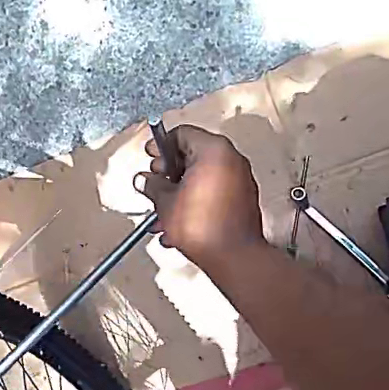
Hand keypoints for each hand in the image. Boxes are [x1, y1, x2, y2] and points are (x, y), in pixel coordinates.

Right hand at [137, 125, 267, 269]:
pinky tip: (180, 219)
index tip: (151, 155)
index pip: (182, 134)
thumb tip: (145, 181)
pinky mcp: (243, 197)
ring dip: (180, 188)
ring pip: (202, 175)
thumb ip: (152, 186)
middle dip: (169, 170)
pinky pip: (214, 190)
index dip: (161, 145)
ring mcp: (240, 178)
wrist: (232, 256)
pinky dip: (196, 198)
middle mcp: (231, 159)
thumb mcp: (165, 202)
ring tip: (164, 207)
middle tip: (155, 182)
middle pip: (192, 153)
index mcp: (213, 151)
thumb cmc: (205, 227)